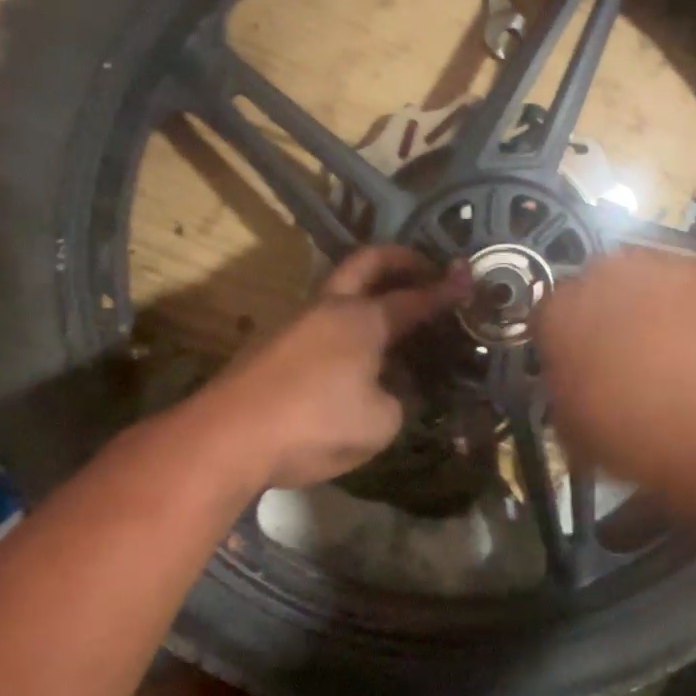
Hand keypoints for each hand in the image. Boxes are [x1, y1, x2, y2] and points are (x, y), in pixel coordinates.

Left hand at [201, 246, 469, 489]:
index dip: (445, 291)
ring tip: (393, 323)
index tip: (467, 278)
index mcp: (363, 320)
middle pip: (366, 262)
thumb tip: (389, 389)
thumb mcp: (379, 423)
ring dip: (368, 296)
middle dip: (399, 258)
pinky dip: (345, 326)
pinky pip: (320, 323)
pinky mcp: (271, 345)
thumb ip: (396, 399)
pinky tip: (353, 359)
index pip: (415, 298)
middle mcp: (329, 308)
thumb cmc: (314, 425)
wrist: (228, 437)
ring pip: (338, 293)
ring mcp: (295, 322)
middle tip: (424, 267)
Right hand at [532, 250, 695, 496]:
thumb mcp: (582, 437)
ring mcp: (672, 266)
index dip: (563, 345)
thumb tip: (573, 384)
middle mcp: (610, 274)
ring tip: (680, 353)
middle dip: (609, 317)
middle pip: (598, 287)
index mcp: (564, 314)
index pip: (547, 317)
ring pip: (651, 280)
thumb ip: (565, 395)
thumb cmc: (653, 446)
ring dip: (656, 307)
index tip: (579, 371)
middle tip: (629, 360)